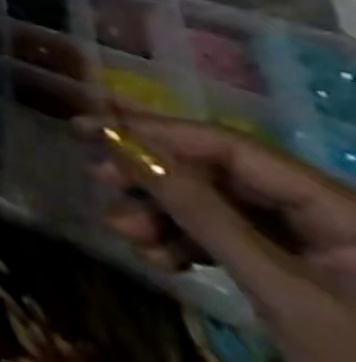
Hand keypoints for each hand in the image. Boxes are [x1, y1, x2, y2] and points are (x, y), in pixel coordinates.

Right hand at [92, 113, 355, 361]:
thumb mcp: (280, 290)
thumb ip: (203, 214)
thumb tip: (121, 146)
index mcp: (348, 211)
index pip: (236, 149)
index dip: (159, 134)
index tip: (89, 130)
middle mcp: (333, 217)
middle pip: (222, 176)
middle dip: (157, 182)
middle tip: (100, 182)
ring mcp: (319, 248)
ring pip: (218, 207)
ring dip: (162, 216)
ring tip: (126, 236)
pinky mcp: (301, 272)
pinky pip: (230, 239)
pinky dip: (185, 243)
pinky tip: (158, 258)